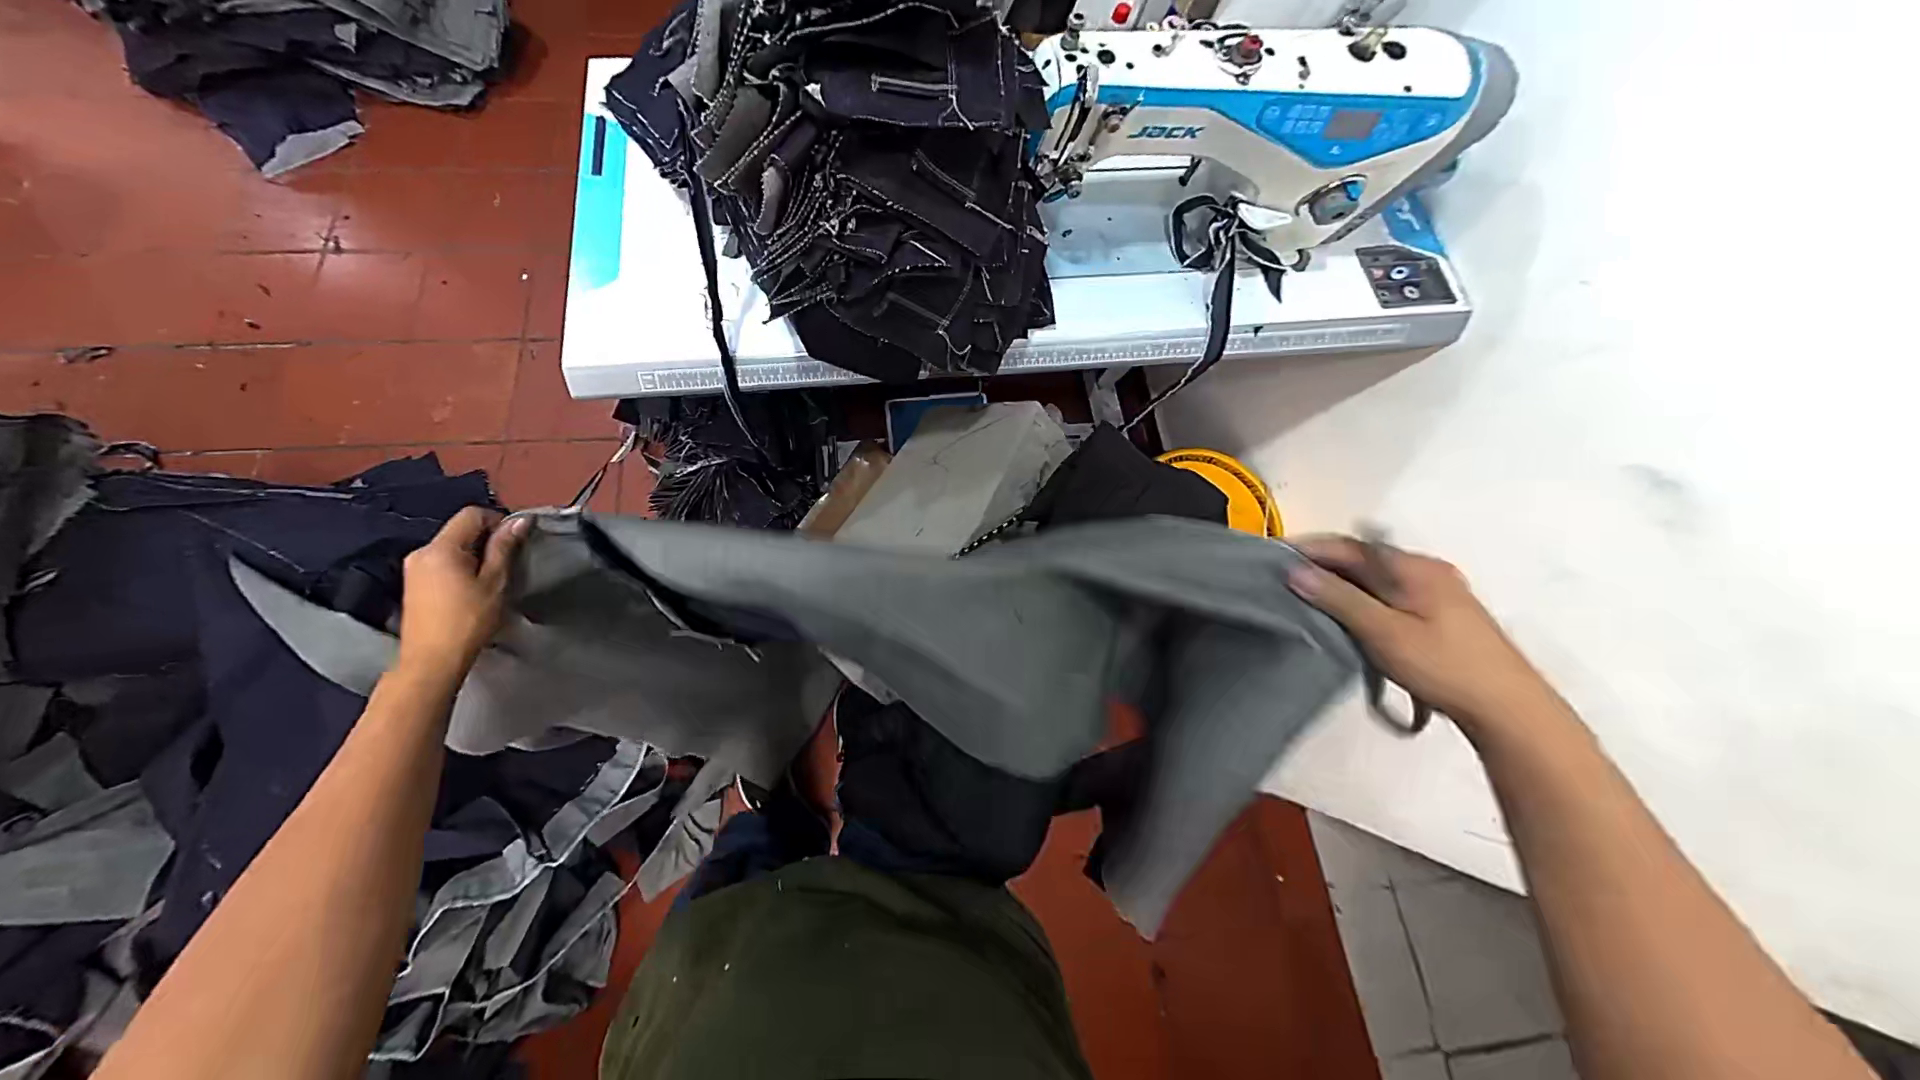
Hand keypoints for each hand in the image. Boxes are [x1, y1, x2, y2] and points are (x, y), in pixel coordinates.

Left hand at [395, 507, 529, 679]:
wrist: (432, 659)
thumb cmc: (468, 620)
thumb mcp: (494, 582)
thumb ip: (504, 547)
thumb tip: (520, 520)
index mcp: (440, 548)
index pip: (471, 514)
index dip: (498, 521)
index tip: (514, 542)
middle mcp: (421, 551)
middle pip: (460, 530)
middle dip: (486, 540)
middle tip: (506, 563)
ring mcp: (413, 567)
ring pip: (452, 546)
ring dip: (474, 554)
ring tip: (490, 579)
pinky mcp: (413, 582)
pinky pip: (441, 561)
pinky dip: (460, 566)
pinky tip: (471, 589)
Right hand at [1287, 534, 1566, 737]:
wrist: (1508, 709)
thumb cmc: (1443, 666)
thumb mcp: (1383, 631)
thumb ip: (1338, 598)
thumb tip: (1295, 571)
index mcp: (1414, 567)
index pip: (1350, 546)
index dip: (1309, 548)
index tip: (1273, 556)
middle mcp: (1426, 571)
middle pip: (1362, 559)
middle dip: (1321, 566)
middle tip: (1281, 580)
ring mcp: (1436, 592)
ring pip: (1374, 579)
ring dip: (1338, 584)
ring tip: (1302, 598)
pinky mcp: (1438, 616)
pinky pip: (1386, 595)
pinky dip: (1357, 599)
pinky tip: (1341, 616)